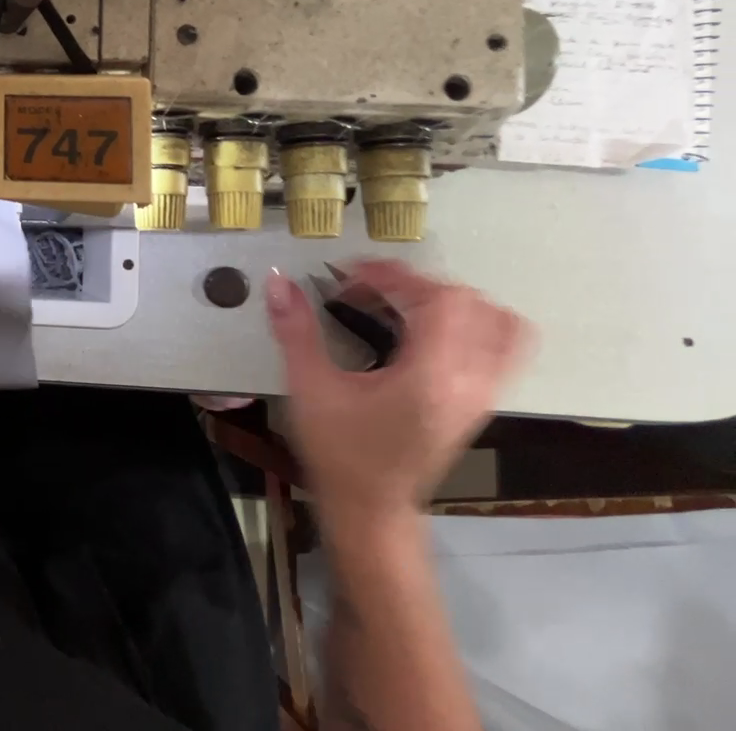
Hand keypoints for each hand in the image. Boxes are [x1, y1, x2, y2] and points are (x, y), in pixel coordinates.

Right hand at [265, 261, 533, 522]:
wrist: (370, 504)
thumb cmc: (339, 450)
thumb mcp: (309, 387)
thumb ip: (295, 330)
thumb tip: (278, 281)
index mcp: (432, 375)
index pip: (440, 300)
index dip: (395, 275)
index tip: (349, 274)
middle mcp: (471, 381)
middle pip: (472, 304)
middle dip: (417, 285)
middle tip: (370, 290)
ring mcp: (483, 393)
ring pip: (500, 324)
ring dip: (453, 303)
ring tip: (405, 306)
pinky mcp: (480, 401)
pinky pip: (500, 347)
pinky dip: (470, 325)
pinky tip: (424, 332)